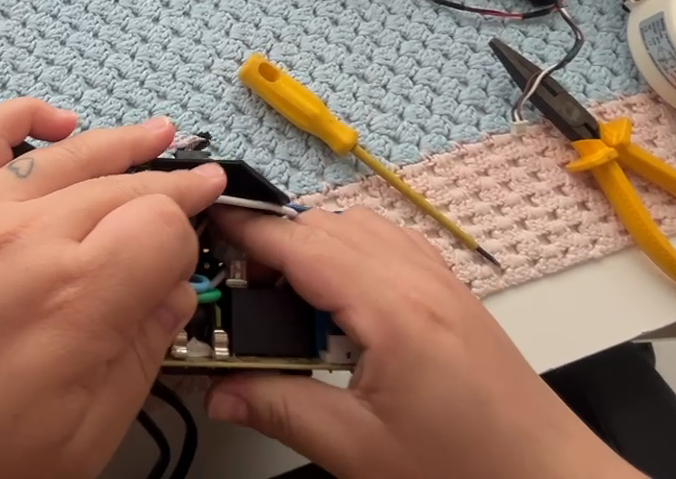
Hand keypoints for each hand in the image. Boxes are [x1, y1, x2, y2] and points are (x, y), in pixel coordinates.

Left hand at [0, 99, 227, 478]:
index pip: (162, 224)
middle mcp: (27, 237)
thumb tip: (172, 292)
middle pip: (125, 182)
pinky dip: (23, 115)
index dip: (187, 239)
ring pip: (71, 152)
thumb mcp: (84, 434)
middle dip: (172, 183)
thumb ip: (142, 352)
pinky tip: (56, 120)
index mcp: (73, 298)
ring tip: (160, 133)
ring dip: (123, 141)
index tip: (187, 258)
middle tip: (203, 182)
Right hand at [204, 207, 641, 478]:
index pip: (300, 244)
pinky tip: (337, 291)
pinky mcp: (447, 284)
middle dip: (272, 241)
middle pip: (322, 224)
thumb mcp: (360, 449)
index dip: (247, 230)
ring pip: (352, 222)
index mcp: (391, 309)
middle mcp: (415, 275)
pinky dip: (346, 245)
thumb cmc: (467, 470)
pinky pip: (384, 236)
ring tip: (285, 290)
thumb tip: (221, 391)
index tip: (207, 224)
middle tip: (238, 282)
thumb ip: (282, 409)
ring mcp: (435, 274)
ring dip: (310, 241)